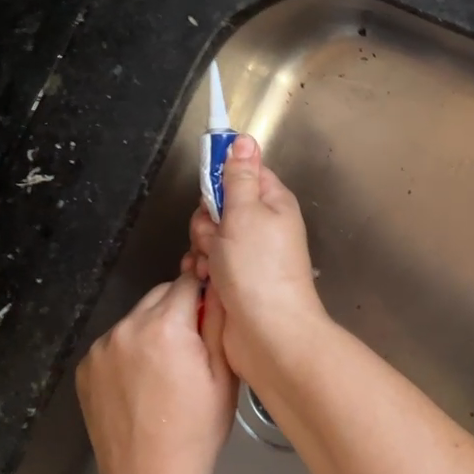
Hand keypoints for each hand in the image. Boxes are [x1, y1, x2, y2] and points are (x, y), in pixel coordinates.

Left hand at [77, 273, 234, 473]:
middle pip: (159, 295)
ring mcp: (101, 348)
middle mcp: (127, 328)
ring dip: (152, 328)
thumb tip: (218, 282)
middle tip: (191, 346)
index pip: (187, 280)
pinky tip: (140, 381)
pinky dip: (129, 350)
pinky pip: (114, 342)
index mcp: (165, 326)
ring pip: (136, 317)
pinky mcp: (85, 368)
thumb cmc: (196, 430)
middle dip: (177, 309)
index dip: (202, 292)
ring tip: (164, 368)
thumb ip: (219, 320)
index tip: (209, 312)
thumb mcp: (223, 373)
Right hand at [188, 136, 329, 381]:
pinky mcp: (233, 278)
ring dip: (201, 247)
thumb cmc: (259, 268)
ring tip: (209, 266)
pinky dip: (200, 269)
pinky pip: (207, 261)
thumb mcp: (245, 213)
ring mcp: (248, 253)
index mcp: (273, 201)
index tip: (212, 194)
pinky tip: (203, 280)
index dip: (222, 180)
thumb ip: (239, 176)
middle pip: (220, 204)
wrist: (268, 334)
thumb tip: (244, 138)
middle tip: (214, 237)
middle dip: (207, 220)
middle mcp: (262, 224)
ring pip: (209, 234)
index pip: (243, 172)